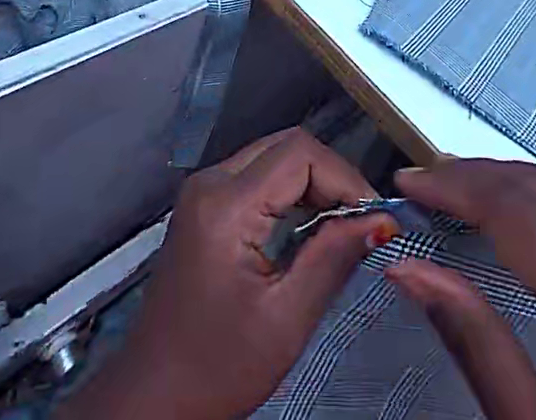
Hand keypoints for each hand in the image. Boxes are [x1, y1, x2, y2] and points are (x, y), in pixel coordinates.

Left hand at [57, 128, 397, 419]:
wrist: (156, 390)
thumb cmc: (219, 364)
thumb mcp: (286, 318)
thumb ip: (332, 258)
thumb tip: (380, 220)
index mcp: (224, 204)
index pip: (298, 153)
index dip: (345, 177)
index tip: (376, 219)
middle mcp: (209, 181)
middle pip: (285, 146)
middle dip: (332, 177)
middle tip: (365, 223)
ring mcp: (202, 189)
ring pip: (272, 156)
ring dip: (314, 183)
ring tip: (345, 228)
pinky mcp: (204, 203)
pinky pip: (257, 176)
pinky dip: (291, 192)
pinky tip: (311, 228)